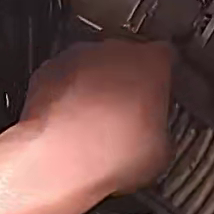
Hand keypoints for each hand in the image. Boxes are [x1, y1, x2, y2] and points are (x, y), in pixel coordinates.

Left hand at [4, 39, 173, 205]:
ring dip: (95, 87)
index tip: (163, 89)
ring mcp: (77, 58)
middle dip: (127, 82)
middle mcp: (114, 52)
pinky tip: (70, 125)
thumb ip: (162, 130)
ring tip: (97, 124)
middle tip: (128, 116)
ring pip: (93, 66)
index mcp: (151, 64)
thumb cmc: (109, 154)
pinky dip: (66, 96)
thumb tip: (157, 140)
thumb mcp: (160, 153)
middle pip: (127, 58)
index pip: (166, 56)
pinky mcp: (47, 72)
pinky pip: (63, 78)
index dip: (164, 75)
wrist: (59, 161)